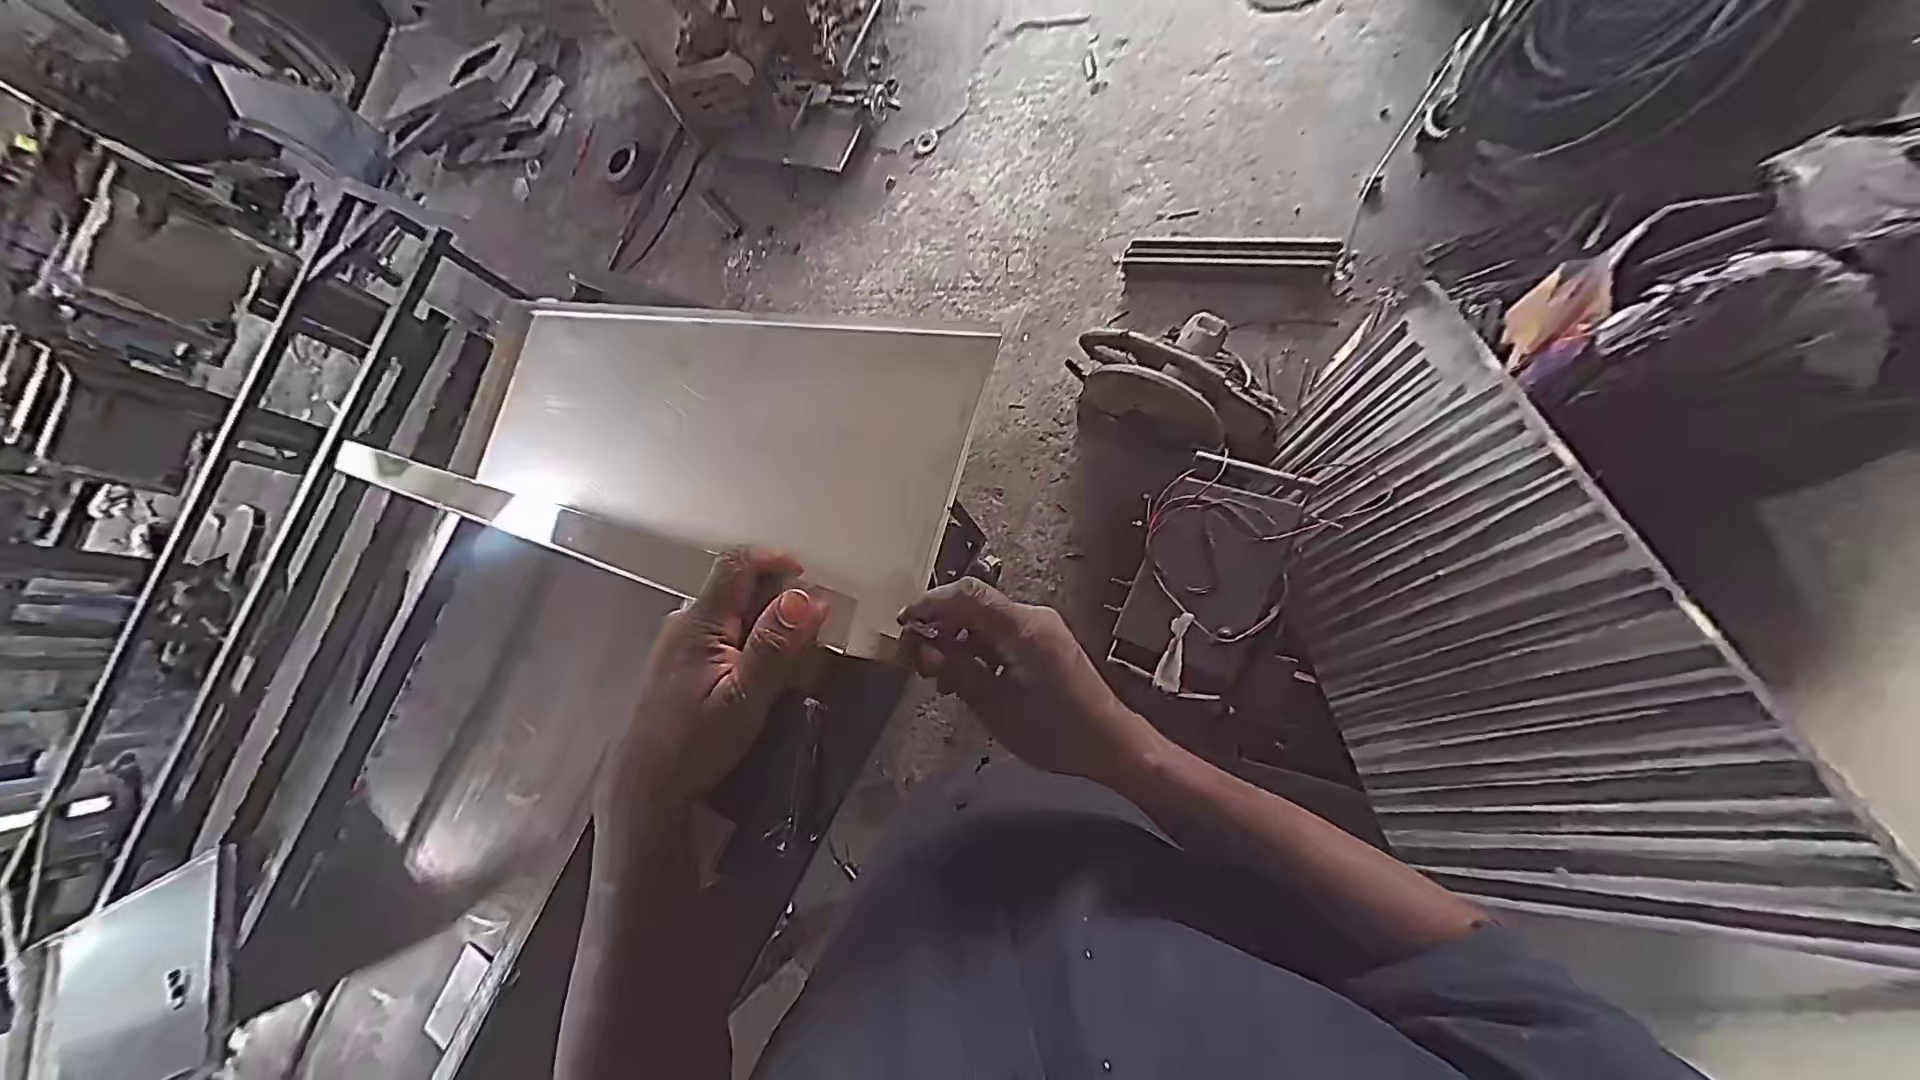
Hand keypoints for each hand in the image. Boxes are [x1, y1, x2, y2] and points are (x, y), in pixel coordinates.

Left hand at [602, 548, 830, 823]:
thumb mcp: (745, 697)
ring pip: (733, 609)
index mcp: (699, 622)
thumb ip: (775, 646)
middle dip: (778, 595)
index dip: (773, 558)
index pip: (736, 564)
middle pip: (737, 585)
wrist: (646, 790)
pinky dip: (752, 636)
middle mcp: (685, 622)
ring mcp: (680, 642)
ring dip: (767, 617)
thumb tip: (804, 597)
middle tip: (808, 625)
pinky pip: (724, 631)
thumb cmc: (694, 745)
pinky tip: (761, 667)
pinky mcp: (682, 662)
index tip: (807, 577)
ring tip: (792, 649)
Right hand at [898, 579, 1167, 789]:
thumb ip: (959, 672)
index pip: (967, 595)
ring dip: (957, 641)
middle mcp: (1034, 618)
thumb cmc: (1061, 734)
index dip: (930, 604)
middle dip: (940, 627)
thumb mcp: (998, 707)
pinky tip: (966, 676)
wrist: (1111, 745)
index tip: (905, 624)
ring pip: (985, 621)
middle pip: (974, 606)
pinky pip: (1001, 634)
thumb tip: (925, 649)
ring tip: (940, 676)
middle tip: (918, 659)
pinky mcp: (1044, 642)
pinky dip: (978, 649)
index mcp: (1024, 628)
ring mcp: (1041, 628)